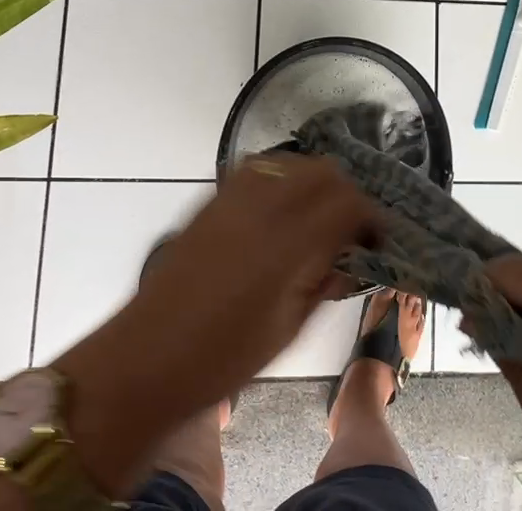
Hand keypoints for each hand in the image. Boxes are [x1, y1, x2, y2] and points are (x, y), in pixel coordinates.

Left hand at [54, 155, 376, 494]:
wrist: (143, 359)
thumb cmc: (221, 359)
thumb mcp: (288, 329)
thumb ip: (323, 284)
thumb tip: (349, 261)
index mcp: (287, 246)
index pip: (348, 204)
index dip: (372, 218)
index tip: (377, 240)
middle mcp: (262, 209)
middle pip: (323, 171)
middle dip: (348, 194)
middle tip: (352, 229)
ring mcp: (232, 199)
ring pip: (291, 162)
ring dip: (315, 182)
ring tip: (318, 217)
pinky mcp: (210, 201)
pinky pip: (259, 169)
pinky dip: (283, 180)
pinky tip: (283, 211)